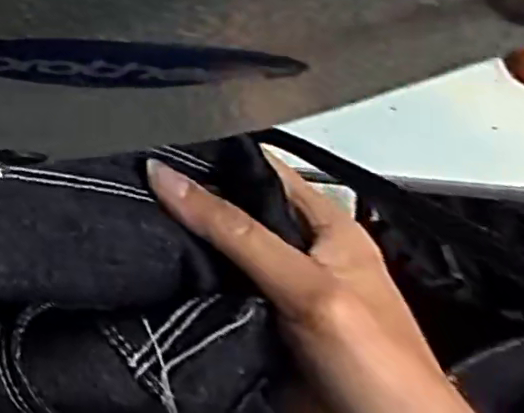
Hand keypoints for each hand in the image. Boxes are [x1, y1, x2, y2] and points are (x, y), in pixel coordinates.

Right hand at [146, 153, 472, 412]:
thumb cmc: (391, 382)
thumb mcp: (309, 288)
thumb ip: (237, 232)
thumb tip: (165, 176)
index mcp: (325, 227)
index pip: (257, 167)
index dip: (212, 152)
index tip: (159, 142)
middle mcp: (296, 253)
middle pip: (226, 206)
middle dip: (183, 195)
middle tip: (134, 177)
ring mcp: (272, 291)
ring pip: (210, 248)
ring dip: (178, 239)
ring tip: (132, 213)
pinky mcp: (250, 325)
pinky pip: (203, 289)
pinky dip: (178, 279)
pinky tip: (151, 264)